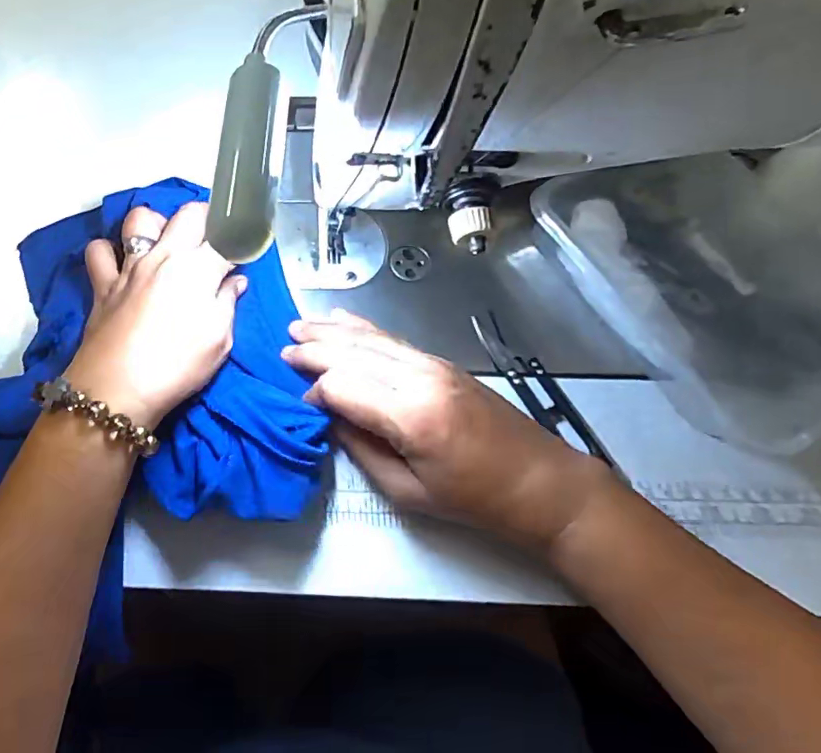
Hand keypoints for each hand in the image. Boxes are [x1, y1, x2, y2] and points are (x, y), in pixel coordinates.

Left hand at [62, 202, 246, 427]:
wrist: (116, 391)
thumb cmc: (178, 367)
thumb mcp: (220, 340)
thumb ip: (228, 302)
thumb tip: (235, 281)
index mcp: (198, 269)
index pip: (228, 239)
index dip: (241, 242)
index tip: (245, 249)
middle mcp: (165, 257)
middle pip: (189, 215)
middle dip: (206, 218)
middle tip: (211, 237)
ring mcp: (130, 267)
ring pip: (140, 218)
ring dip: (156, 223)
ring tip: (163, 242)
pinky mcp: (103, 284)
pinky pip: (98, 251)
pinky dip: (109, 251)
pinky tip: (120, 264)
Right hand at [283, 311, 612, 555]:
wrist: (537, 479)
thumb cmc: (474, 499)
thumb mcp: (409, 492)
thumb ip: (364, 450)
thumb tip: (331, 417)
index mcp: (411, 415)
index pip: (345, 386)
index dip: (315, 390)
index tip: (298, 400)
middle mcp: (420, 378)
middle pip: (356, 352)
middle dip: (317, 348)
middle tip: (283, 344)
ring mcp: (434, 364)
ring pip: (374, 339)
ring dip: (336, 331)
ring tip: (302, 324)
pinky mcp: (442, 362)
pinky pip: (395, 340)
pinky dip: (366, 329)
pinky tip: (346, 320)